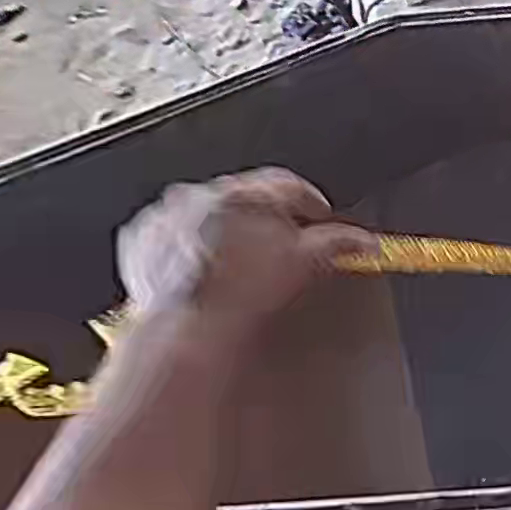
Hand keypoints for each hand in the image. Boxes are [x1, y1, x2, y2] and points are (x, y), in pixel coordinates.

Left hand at [117, 167, 375, 336]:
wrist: (188, 324)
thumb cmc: (244, 292)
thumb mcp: (305, 264)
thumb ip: (339, 243)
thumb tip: (366, 241)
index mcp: (248, 195)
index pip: (292, 186)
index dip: (313, 204)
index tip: (321, 218)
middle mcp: (204, 194)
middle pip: (251, 197)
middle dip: (271, 218)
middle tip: (287, 247)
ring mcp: (169, 214)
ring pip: (213, 213)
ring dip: (232, 230)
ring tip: (247, 265)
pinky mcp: (144, 237)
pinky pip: (177, 232)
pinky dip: (196, 246)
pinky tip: (213, 272)